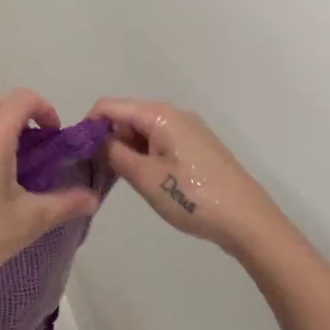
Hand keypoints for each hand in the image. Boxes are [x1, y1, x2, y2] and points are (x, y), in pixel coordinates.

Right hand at [89, 98, 282, 249]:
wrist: (250, 223)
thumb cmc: (193, 197)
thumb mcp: (144, 178)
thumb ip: (114, 154)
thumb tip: (99, 141)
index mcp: (159, 114)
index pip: (109, 106)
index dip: (89, 125)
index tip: (79, 153)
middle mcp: (174, 114)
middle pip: (127, 116)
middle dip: (110, 139)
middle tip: (102, 171)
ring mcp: (190, 130)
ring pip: (145, 131)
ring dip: (130, 150)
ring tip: (127, 180)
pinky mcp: (199, 148)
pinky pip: (162, 142)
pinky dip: (148, 156)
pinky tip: (152, 181)